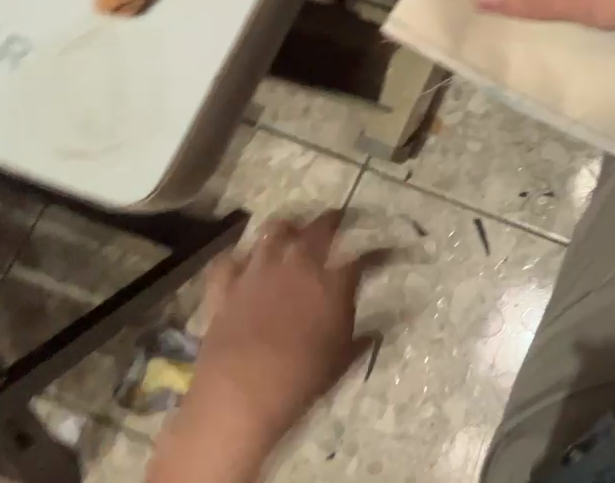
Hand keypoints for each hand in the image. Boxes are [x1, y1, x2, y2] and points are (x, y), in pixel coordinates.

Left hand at [154, 213, 379, 481]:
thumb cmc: (299, 381)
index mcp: (334, 283)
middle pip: (320, 228)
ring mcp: (259, 272)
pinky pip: (228, 261)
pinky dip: (237, 257)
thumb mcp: (341, 361)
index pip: (366, 258)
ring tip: (292, 230)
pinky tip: (242, 262)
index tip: (389, 252)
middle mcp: (299, 266)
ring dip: (287, 228)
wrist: (239, 397)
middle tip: (339, 218)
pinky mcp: (226, 287)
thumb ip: (360, 339)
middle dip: (333, 220)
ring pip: (274, 232)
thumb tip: (377, 331)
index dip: (380, 253)